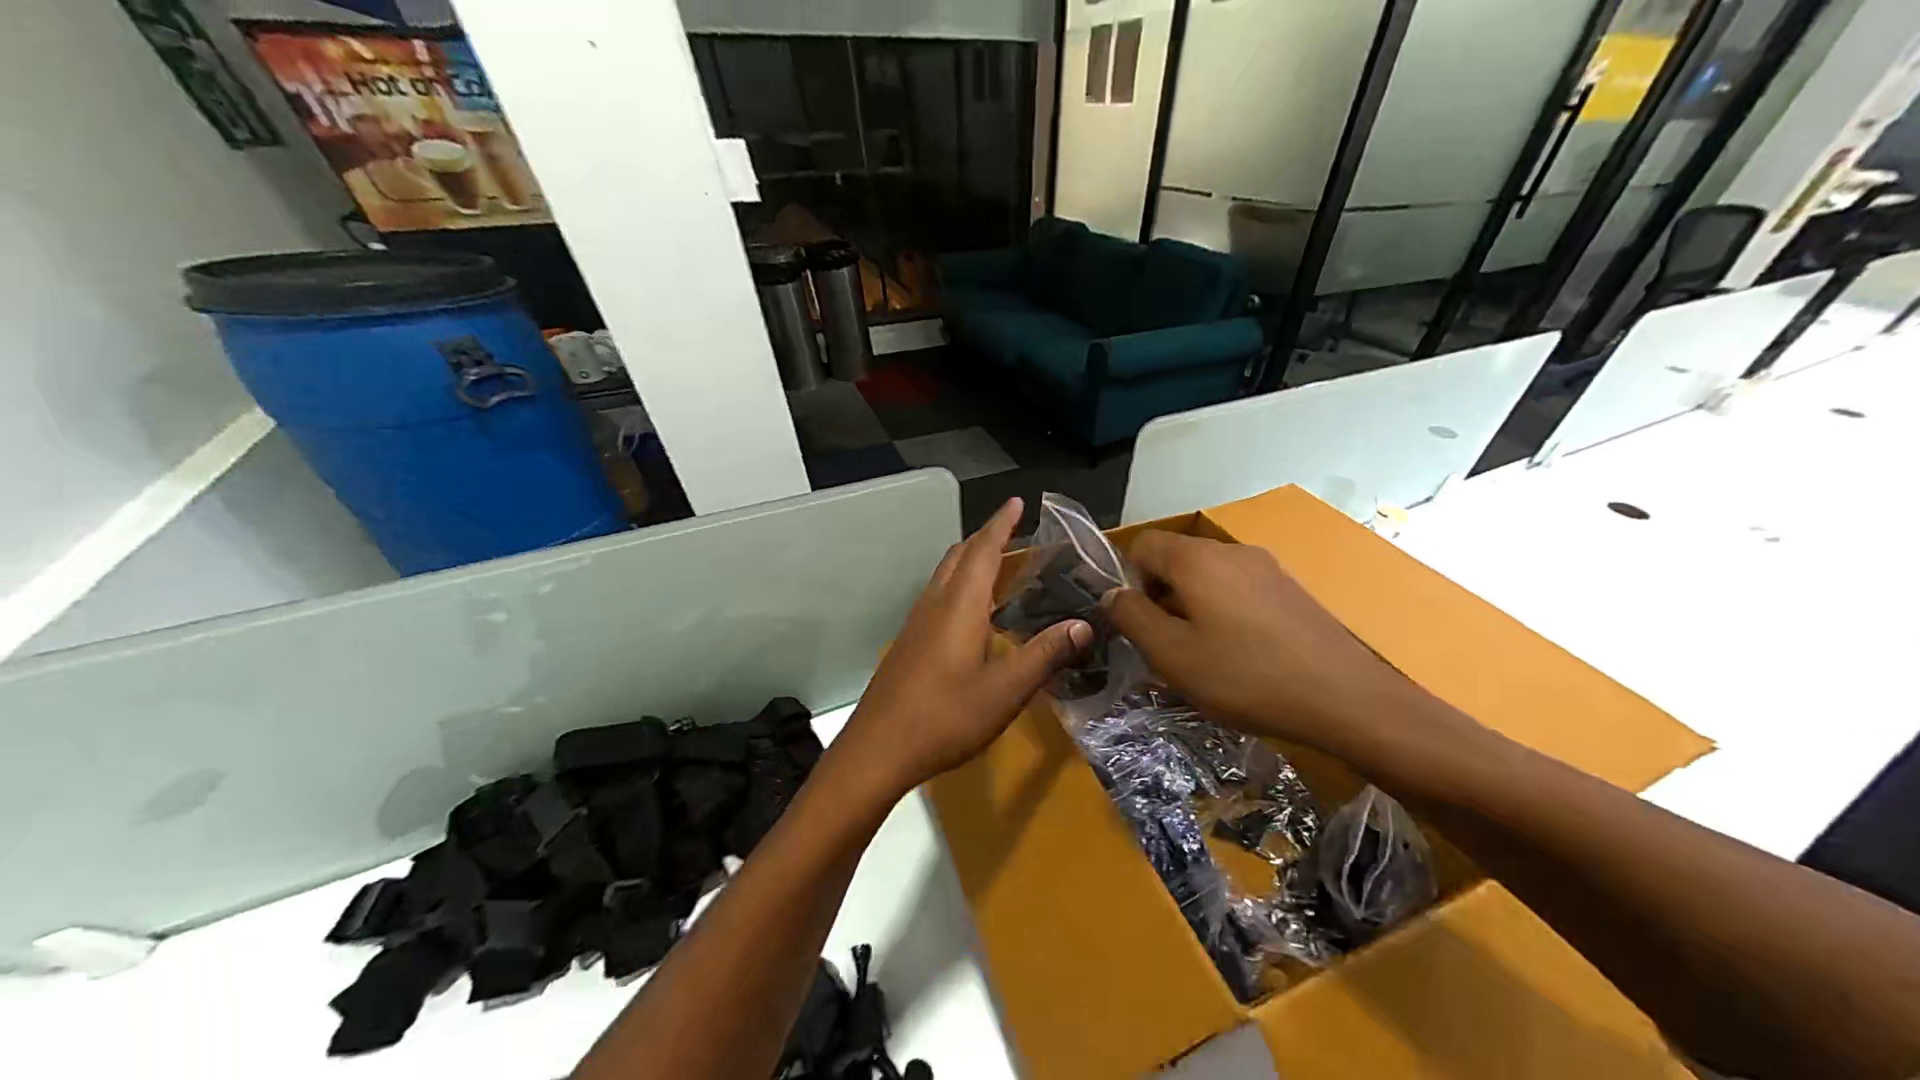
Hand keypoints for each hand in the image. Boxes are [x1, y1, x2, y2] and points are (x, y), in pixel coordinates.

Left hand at [838, 498, 1091, 794]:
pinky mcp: (909, 643)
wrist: (878, 749)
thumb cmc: (945, 717)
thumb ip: (1045, 655)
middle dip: (985, 537)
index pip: (983, 550)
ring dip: (970, 560)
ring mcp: (916, 623)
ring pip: (944, 576)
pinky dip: (959, 585)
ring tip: (998, 565)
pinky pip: (937, 596)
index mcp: (959, 606)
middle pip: (959, 556)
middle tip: (1013, 531)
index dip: (1001, 524)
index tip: (1016, 501)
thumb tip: (1084, 624)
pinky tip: (973, 614)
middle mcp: (934, 604)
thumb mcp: (1005, 691)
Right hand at [1102, 531, 1480, 764]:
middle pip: (1176, 559)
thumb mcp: (1172, 654)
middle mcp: (1232, 551)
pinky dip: (1224, 614)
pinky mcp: (1291, 590)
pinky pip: (1239, 590)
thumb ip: (1132, 617)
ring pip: (1208, 577)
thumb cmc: (1245, 676)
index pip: (1142, 544)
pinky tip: (1239, 656)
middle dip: (1160, 597)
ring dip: (1191, 608)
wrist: (1347, 699)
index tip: (1138, 624)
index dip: (1127, 580)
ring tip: (1201, 657)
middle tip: (1166, 647)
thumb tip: (1111, 594)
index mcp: (1197, 558)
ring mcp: (1267, 568)